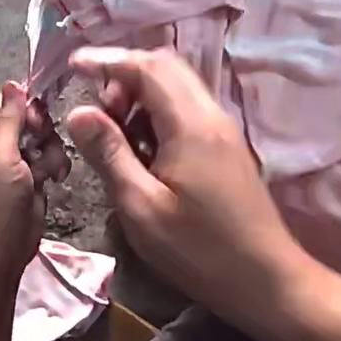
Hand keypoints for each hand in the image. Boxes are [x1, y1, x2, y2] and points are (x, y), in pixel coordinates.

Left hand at [0, 81, 68, 281]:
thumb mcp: (1, 155)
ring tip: (48, 170)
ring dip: (52, 151)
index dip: (26, 102)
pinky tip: (56, 179)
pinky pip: (53, 160)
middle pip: (32, 119)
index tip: (41, 113)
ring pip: (47, 140)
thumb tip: (11, 82)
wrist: (3, 249)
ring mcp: (22, 164)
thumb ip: (10, 119)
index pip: (7, 103)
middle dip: (43, 129)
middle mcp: (4, 146)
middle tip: (41, 144)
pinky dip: (57, 166)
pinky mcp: (38, 180)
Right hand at [64, 48, 312, 325]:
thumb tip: (79, 112)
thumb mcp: (141, 207)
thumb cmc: (199, 250)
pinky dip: (158, 115)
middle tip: (97, 111)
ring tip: (116, 134)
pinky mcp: (227, 150)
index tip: (73, 65)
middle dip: (125, 76)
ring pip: (178, 90)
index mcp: (191, 125)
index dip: (107, 60)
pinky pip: (187, 112)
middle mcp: (212, 116)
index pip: (147, 67)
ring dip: (142, 97)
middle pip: (166, 69)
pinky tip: (143, 151)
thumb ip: (109, 154)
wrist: (267, 281)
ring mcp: (224, 132)